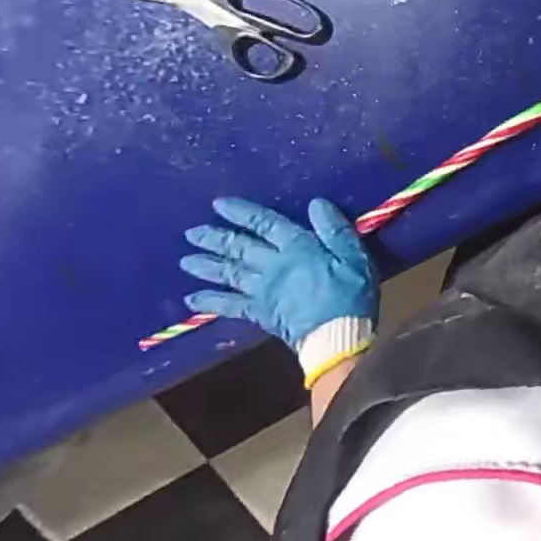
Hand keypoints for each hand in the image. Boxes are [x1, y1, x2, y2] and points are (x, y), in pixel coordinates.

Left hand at [181, 197, 376, 377]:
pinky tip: (192, 300)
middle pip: (241, 248)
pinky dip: (210, 302)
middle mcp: (274, 265)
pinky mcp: (260, 313)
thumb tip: (316, 203)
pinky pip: (230, 306)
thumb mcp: (354, 257)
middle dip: (216, 238)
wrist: (337, 336)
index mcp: (298, 247)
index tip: (219, 204)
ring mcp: (263, 290)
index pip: (267, 224)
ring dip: (207, 265)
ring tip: (186, 260)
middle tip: (192, 232)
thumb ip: (335, 230)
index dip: (243, 213)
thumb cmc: (351, 294)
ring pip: (230, 273)